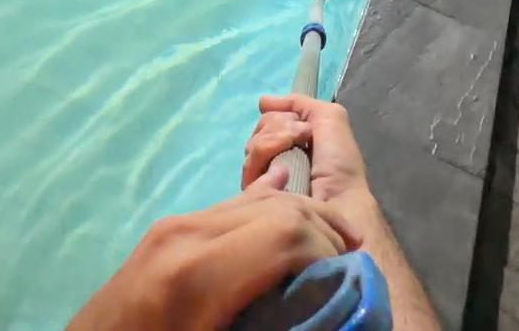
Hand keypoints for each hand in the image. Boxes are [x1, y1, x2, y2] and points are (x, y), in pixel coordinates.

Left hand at [64, 175, 361, 330]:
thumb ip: (269, 317)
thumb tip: (319, 303)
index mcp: (194, 274)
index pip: (285, 230)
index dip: (326, 253)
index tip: (346, 286)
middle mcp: (185, 233)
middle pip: (277, 208)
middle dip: (322, 231)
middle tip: (352, 265)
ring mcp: (173, 227)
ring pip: (257, 200)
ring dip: (301, 218)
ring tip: (332, 246)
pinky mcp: (166, 232)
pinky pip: (231, 207)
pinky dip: (269, 210)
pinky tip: (290, 205)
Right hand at [241, 95, 369, 206]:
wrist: (339, 202)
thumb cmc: (339, 162)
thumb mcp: (329, 118)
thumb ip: (298, 103)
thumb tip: (262, 101)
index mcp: (289, 143)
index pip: (268, 120)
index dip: (283, 117)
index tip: (304, 125)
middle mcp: (273, 159)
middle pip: (258, 131)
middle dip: (281, 128)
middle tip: (303, 139)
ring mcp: (262, 179)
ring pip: (252, 146)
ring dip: (276, 140)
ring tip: (296, 154)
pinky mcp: (254, 196)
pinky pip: (250, 165)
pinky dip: (267, 154)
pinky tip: (283, 169)